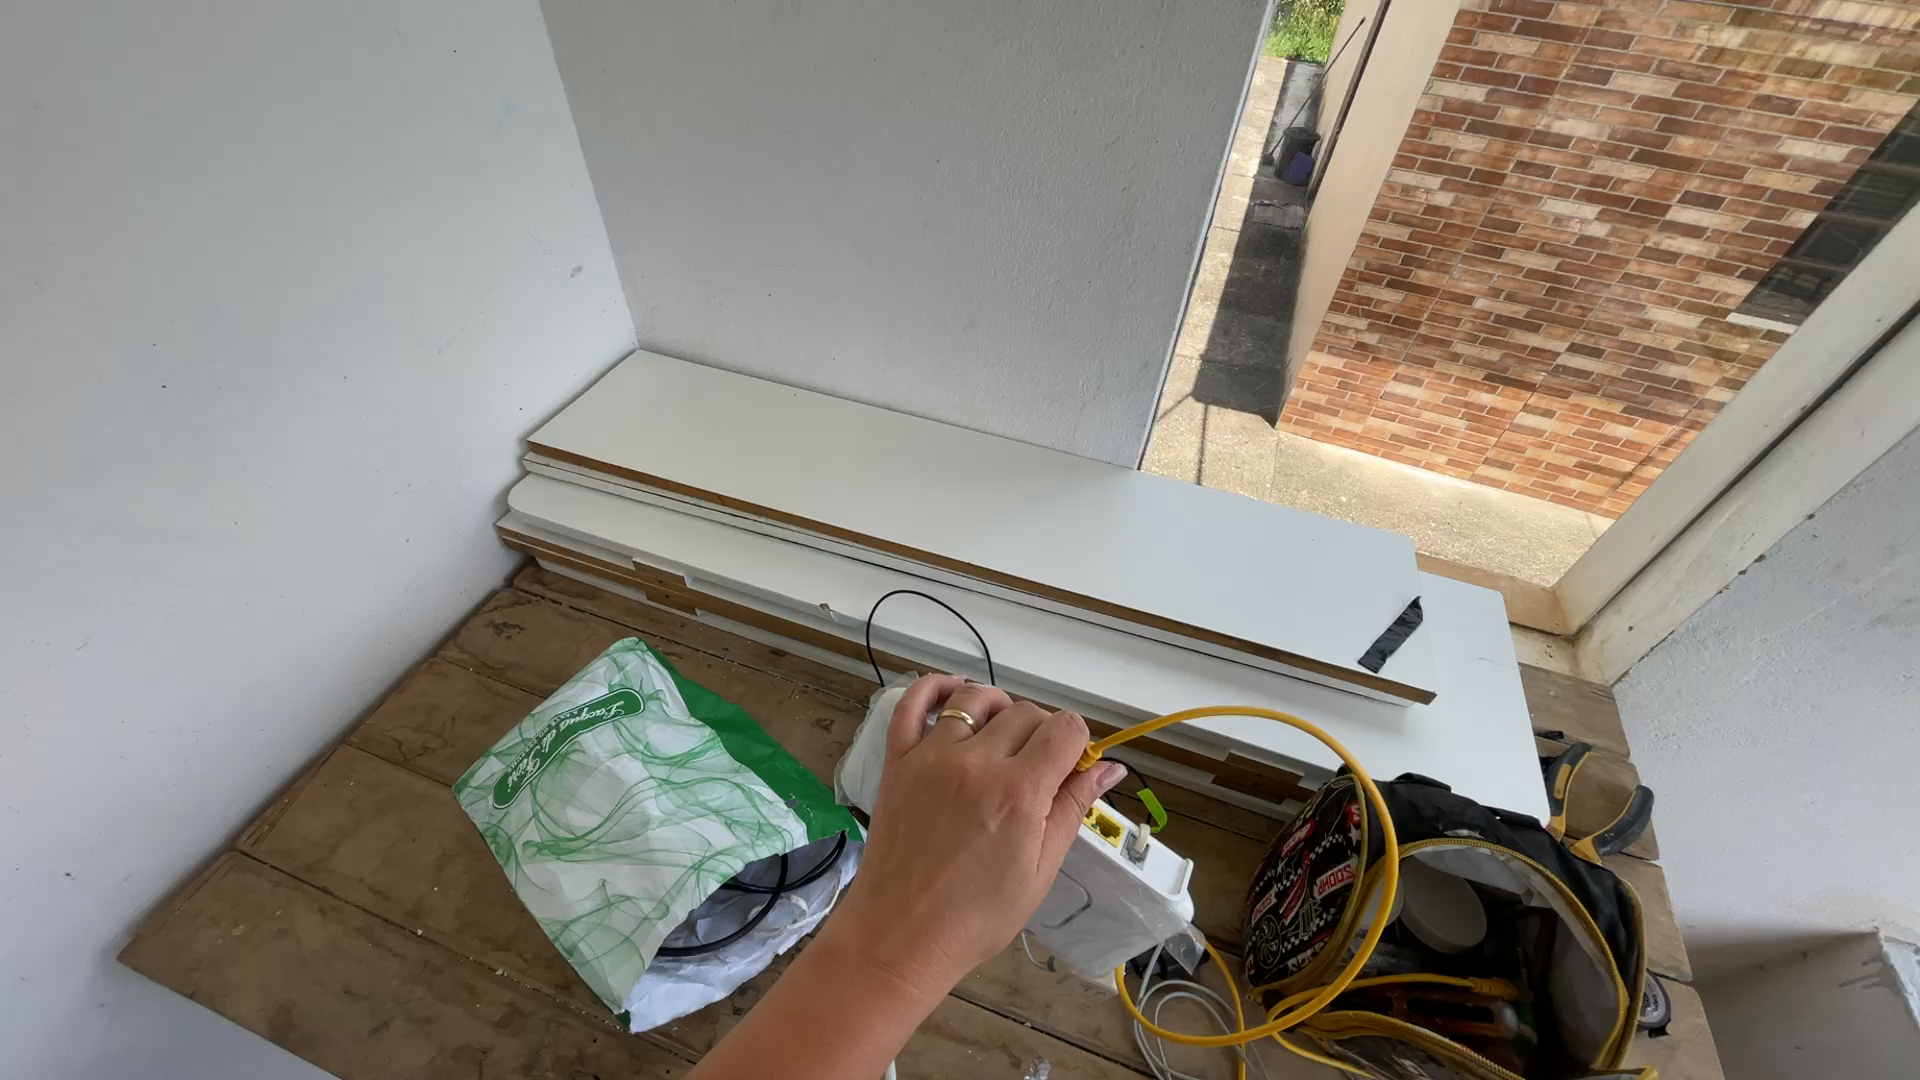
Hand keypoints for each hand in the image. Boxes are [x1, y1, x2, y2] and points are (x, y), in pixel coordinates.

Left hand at [819, 675, 1127, 997]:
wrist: (902, 935)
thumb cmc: (976, 916)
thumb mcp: (1041, 869)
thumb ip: (1073, 807)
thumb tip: (1108, 768)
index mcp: (1019, 792)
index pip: (1065, 728)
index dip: (1077, 740)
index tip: (1071, 761)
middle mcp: (976, 763)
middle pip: (1025, 712)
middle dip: (1042, 730)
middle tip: (1036, 763)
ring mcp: (932, 756)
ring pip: (975, 698)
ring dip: (998, 706)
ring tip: (1001, 733)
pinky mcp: (898, 759)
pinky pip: (912, 703)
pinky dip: (934, 687)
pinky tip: (954, 691)